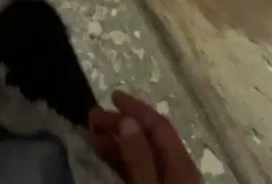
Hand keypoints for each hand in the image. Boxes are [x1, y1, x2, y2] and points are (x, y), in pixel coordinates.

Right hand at [85, 91, 200, 183]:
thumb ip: (139, 156)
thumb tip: (127, 119)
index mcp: (182, 163)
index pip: (159, 125)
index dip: (136, 107)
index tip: (111, 95)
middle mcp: (176, 169)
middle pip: (148, 137)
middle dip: (120, 123)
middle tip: (92, 115)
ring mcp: (165, 181)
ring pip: (139, 154)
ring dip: (115, 141)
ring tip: (90, 133)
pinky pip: (135, 169)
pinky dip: (118, 160)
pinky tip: (101, 154)